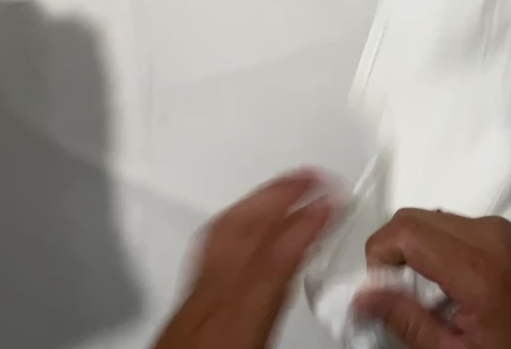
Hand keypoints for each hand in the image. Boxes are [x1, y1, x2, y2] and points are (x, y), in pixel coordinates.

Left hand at [152, 170, 337, 348]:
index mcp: (231, 334)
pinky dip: (233, 224)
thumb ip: (290, 333)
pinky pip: (205, 253)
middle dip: (279, 197)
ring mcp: (185, 311)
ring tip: (286, 185)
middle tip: (314, 177)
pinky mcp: (177, 315)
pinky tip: (245, 220)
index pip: (270, 265)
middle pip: (241, 238)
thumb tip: (334, 319)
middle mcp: (203, 316)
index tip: (330, 202)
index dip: (303, 227)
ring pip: (218, 239)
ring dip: (257, 203)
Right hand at [355, 209, 510, 348]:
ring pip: (435, 217)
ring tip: (429, 295)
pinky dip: (441, 246)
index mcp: (476, 267)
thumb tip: (360, 296)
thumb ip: (406, 321)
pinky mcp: (510, 233)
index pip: (405, 229)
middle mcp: (489, 234)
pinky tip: (452, 286)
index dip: (380, 255)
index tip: (380, 291)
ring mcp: (502, 229)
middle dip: (395, 250)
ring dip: (418, 247)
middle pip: (416, 217)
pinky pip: (458, 225)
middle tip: (398, 295)